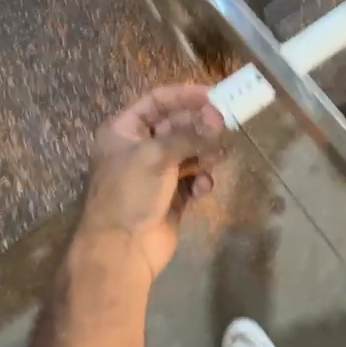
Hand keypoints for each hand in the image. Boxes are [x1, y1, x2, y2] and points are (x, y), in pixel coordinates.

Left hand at [74, 84, 225, 281]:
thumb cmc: (130, 193)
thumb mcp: (156, 156)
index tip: (214, 95)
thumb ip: (189, 134)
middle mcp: (138, 148)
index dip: (185, 95)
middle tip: (224, 127)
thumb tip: (219, 116)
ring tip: (212, 159)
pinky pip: (192, 179)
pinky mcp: (170, 197)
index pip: (157, 101)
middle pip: (176, 126)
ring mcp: (155, 174)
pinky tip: (203, 187)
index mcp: (123, 131)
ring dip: (202, 154)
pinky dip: (200, 180)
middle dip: (199, 127)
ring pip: (188, 152)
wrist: (121, 250)